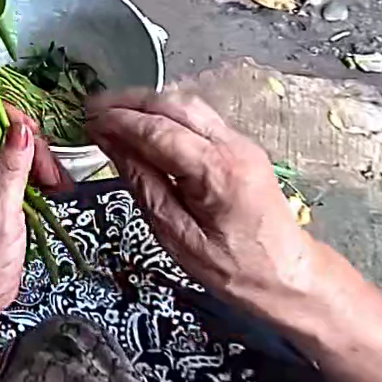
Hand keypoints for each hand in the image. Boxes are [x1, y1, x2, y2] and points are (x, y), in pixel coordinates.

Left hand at [0, 110, 66, 320]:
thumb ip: (9, 169)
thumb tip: (20, 129)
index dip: (8, 119)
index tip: (34, 134)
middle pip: (1, 132)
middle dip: (31, 146)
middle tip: (50, 174)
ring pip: (14, 151)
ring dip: (39, 163)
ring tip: (56, 187)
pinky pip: (19, 171)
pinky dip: (38, 177)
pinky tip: (52, 192)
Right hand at [85, 87, 324, 319]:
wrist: (295, 279)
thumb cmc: (235, 268)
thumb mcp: (176, 235)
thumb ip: (142, 183)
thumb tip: (110, 144)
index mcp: (217, 171)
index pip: (157, 130)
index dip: (117, 121)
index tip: (86, 122)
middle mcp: (232, 145)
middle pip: (172, 104)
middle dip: (126, 102)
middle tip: (90, 110)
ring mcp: (239, 141)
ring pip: (184, 103)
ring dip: (143, 103)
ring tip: (109, 113)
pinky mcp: (238, 145)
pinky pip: (193, 116)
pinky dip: (160, 112)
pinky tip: (140, 124)